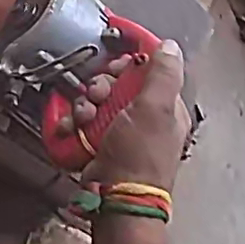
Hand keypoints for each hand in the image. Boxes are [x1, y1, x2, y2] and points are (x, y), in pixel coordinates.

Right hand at [84, 40, 190, 192]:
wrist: (114, 197)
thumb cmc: (140, 156)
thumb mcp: (155, 110)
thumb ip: (163, 75)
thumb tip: (170, 46)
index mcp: (164, 105)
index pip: (145, 70)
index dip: (127, 64)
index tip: (115, 67)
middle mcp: (142, 116)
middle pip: (115, 83)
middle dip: (100, 87)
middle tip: (97, 96)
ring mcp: (119, 130)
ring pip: (95, 100)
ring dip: (84, 106)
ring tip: (85, 119)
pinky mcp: (98, 142)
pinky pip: (81, 121)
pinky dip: (74, 123)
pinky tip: (75, 129)